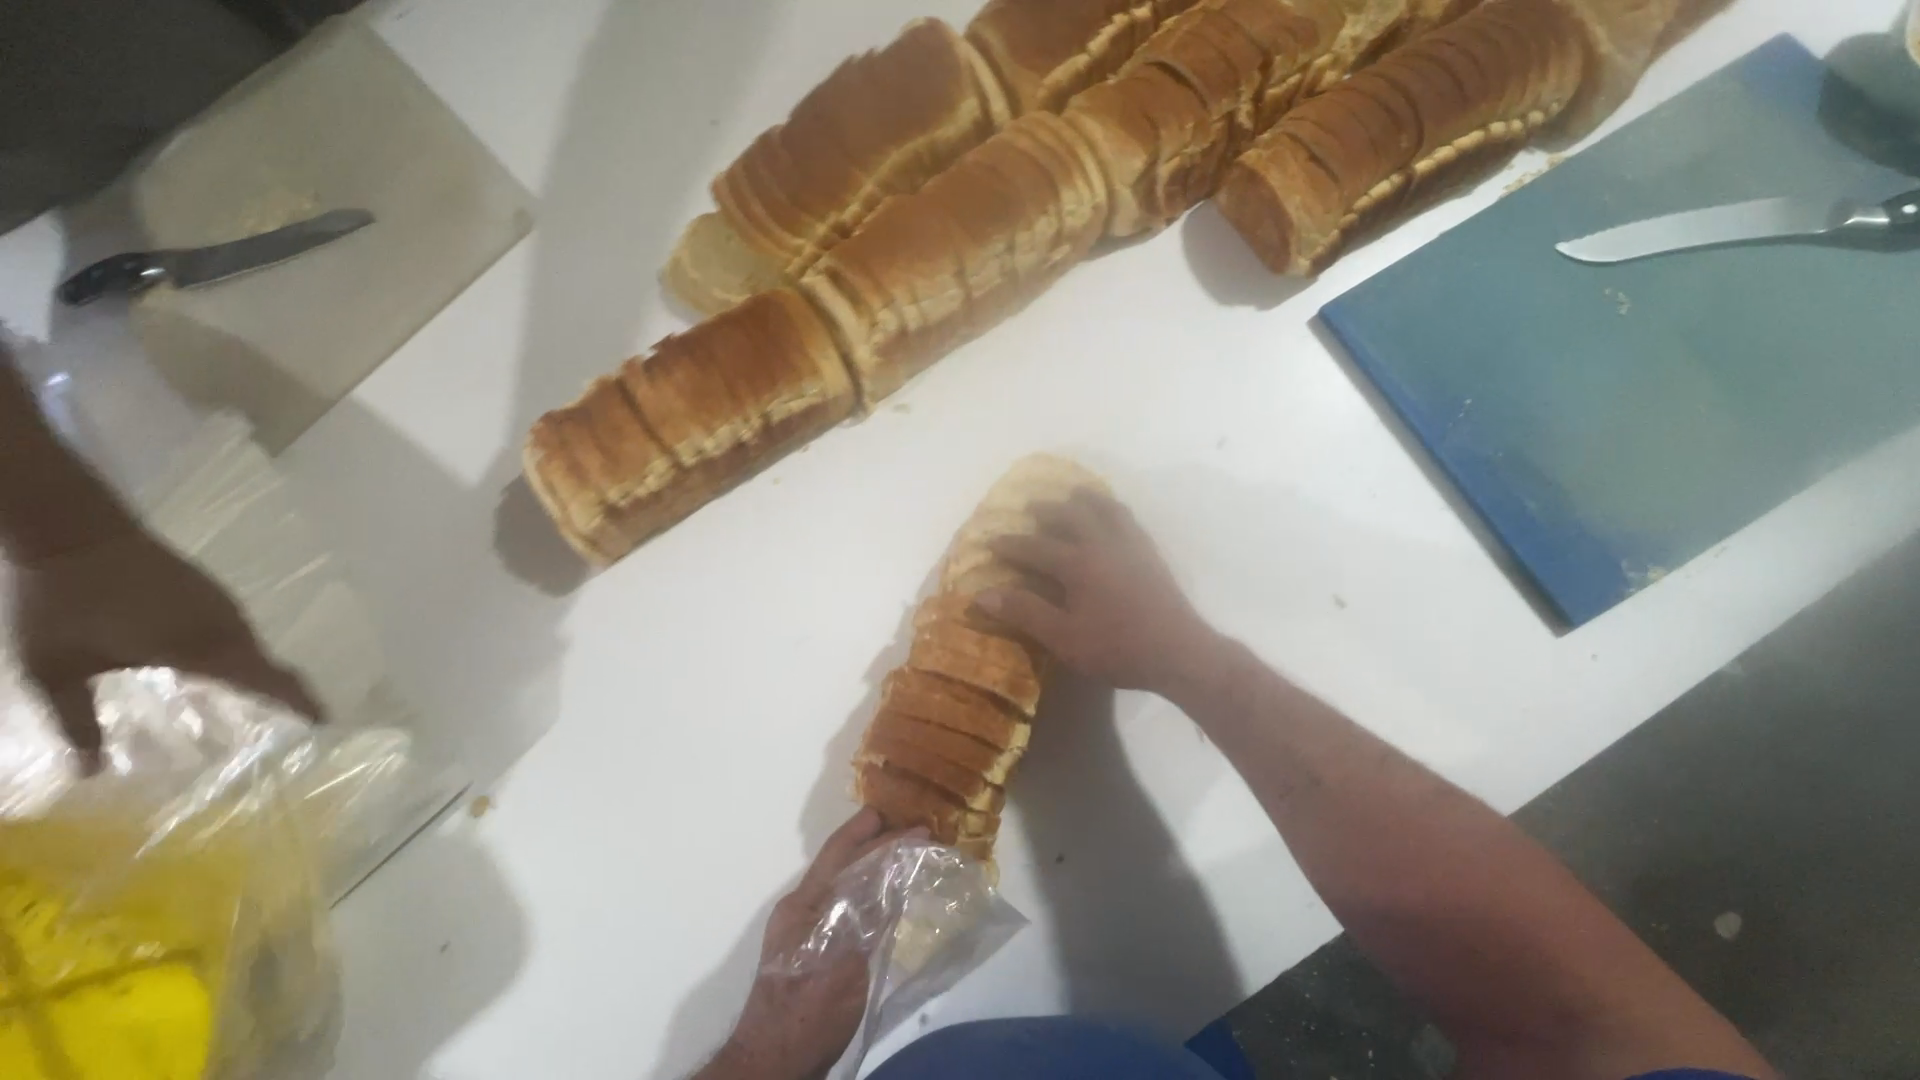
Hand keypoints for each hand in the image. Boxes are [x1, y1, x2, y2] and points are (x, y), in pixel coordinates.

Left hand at [8, 525, 321, 763]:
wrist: (75, 533)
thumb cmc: (65, 604)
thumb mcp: (55, 669)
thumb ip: (75, 720)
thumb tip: (90, 773)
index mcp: (205, 649)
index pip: (272, 681)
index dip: (301, 704)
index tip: (326, 725)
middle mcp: (228, 627)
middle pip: (269, 666)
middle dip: (282, 697)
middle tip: (283, 730)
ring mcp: (222, 605)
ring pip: (252, 649)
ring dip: (255, 676)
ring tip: (248, 705)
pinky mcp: (209, 592)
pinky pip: (237, 632)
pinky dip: (236, 657)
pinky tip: (209, 669)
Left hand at [708, 809, 913, 1079]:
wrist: (773, 1065)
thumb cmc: (807, 1015)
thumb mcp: (844, 967)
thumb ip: (869, 921)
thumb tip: (894, 882)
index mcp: (803, 904)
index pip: (841, 852)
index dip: (875, 832)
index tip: (913, 823)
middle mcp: (801, 908)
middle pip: (844, 863)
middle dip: (879, 844)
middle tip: (919, 833)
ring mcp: (806, 930)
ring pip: (846, 884)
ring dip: (877, 868)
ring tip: (912, 858)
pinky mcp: (815, 951)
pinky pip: (847, 908)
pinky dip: (872, 895)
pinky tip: (894, 901)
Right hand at [976, 488, 1215, 695]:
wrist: (1178, 652)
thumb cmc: (1116, 648)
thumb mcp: (1063, 637)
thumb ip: (1024, 612)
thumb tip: (983, 594)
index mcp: (1077, 563)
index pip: (1035, 547)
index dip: (1011, 544)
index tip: (991, 542)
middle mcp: (1103, 544)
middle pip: (1071, 515)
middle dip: (1047, 510)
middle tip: (1031, 507)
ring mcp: (1131, 546)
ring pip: (1105, 509)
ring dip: (1085, 500)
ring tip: (1074, 495)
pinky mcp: (1151, 554)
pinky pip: (1128, 519)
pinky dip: (1112, 509)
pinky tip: (1112, 517)